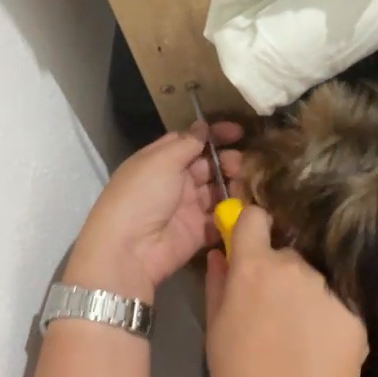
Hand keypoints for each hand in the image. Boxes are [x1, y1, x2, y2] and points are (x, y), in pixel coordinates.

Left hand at [65, 121, 244, 303]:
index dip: (213, 135)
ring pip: (217, 191)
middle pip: (207, 166)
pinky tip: (248, 206)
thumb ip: (187, 143)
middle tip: (241, 164)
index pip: (190, 141)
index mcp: (160, 160)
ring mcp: (186, 208)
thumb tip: (202, 126)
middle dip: (227, 161)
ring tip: (246, 183)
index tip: (238, 131)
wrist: (129, 250)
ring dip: (233, 185)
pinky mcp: (198, 233)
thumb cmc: (142, 195)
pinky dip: (234, 213)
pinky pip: (220, 219)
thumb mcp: (161, 160)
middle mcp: (174, 182)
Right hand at [204, 206, 368, 376]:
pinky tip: (320, 354)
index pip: (255, 217)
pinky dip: (328, 322)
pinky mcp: (354, 312)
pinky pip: (335, 306)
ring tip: (299, 341)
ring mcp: (327, 288)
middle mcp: (293, 266)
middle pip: (285, 255)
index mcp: (253, 266)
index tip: (249, 248)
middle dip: (278, 275)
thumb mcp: (215, 332)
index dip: (251, 229)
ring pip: (312, 281)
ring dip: (304, 298)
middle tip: (272, 315)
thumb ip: (218, 284)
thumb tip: (221, 254)